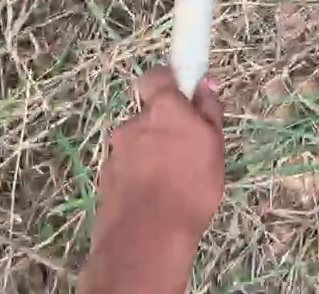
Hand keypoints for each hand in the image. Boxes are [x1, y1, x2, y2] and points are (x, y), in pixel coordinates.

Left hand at [80, 67, 225, 293]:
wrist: (145, 243)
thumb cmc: (190, 187)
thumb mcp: (214, 145)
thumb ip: (208, 111)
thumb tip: (204, 84)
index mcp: (162, 110)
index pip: (156, 75)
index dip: (168, 79)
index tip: (183, 92)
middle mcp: (132, 125)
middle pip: (148, 114)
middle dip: (163, 126)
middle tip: (186, 148)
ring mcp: (115, 156)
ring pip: (137, 144)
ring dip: (151, 153)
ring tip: (172, 180)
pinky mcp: (104, 183)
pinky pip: (127, 168)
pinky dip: (139, 176)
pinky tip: (155, 197)